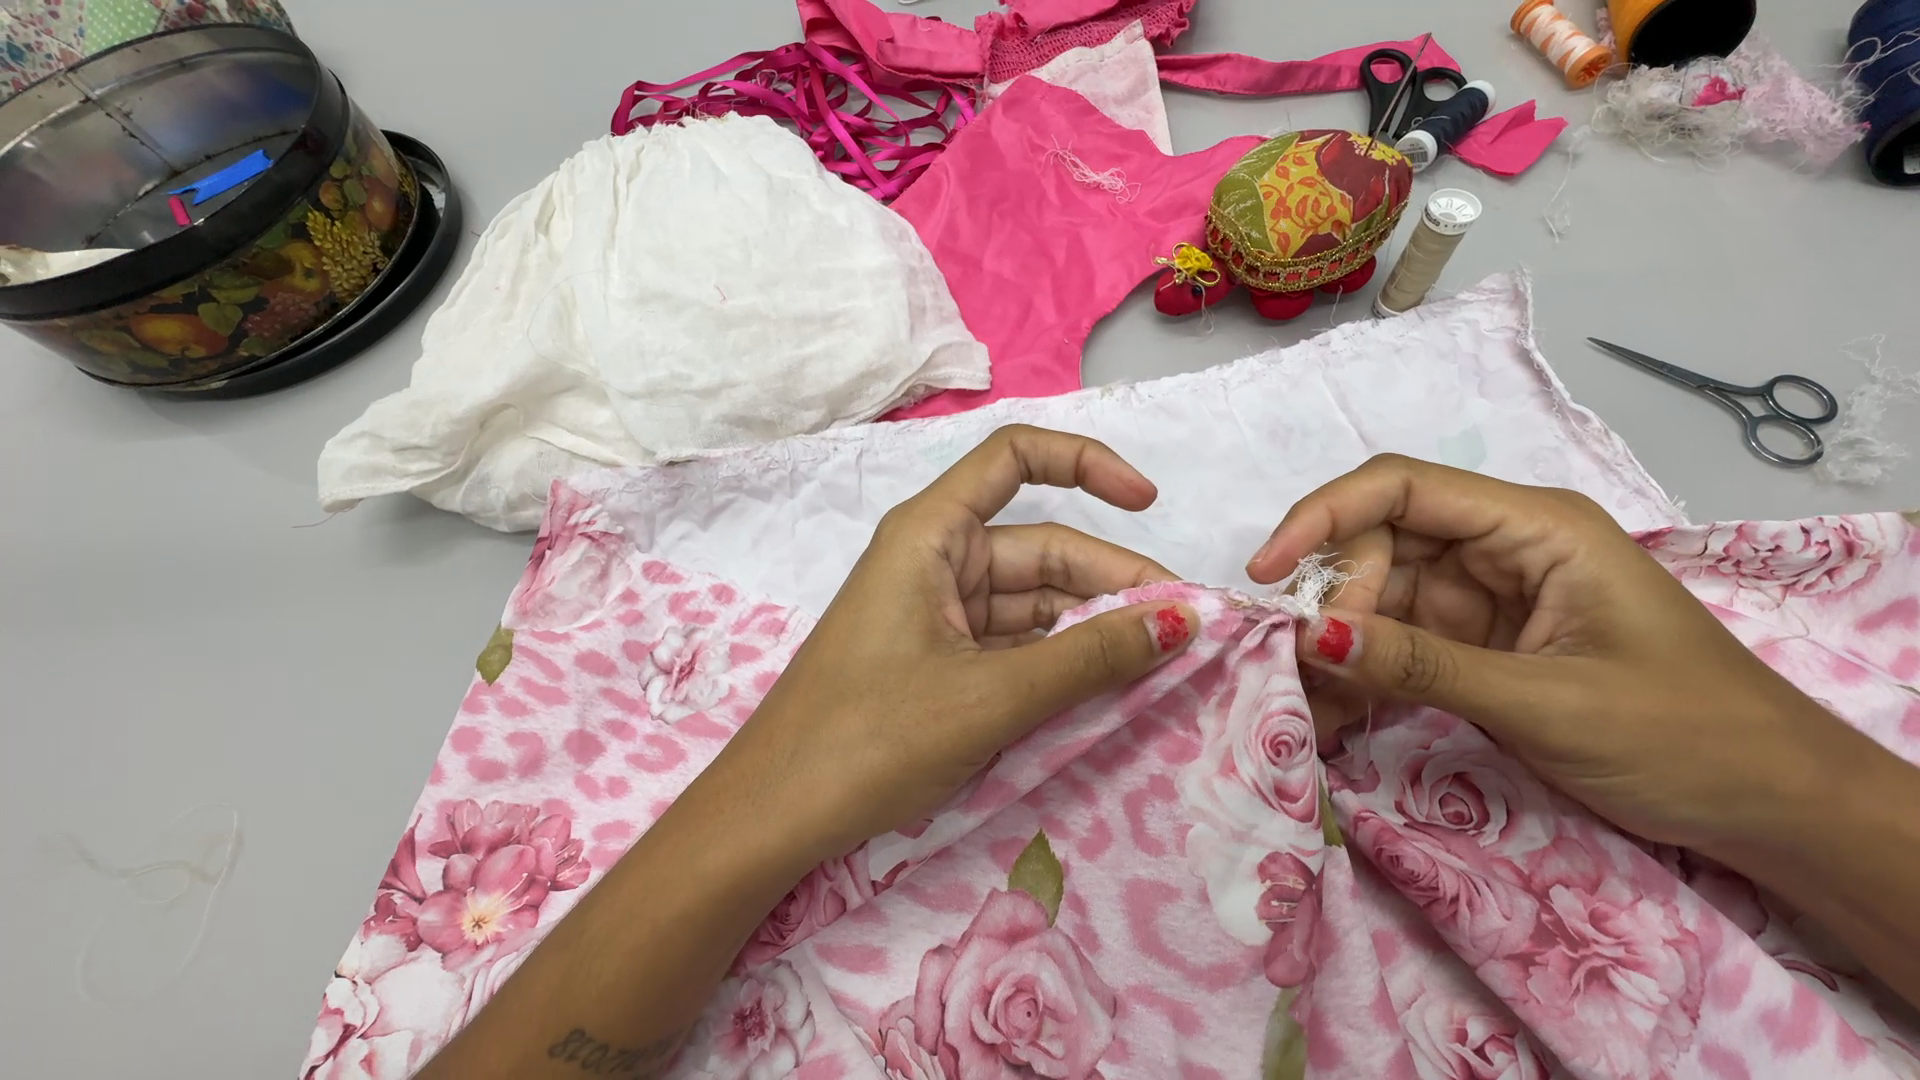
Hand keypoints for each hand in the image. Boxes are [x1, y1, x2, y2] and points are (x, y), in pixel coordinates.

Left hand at [714, 425, 1198, 862]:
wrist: (773, 818)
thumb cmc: (870, 737)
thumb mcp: (991, 696)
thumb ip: (1090, 657)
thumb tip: (1181, 619)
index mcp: (930, 533)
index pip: (1015, 458)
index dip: (1087, 464)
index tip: (1150, 503)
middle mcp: (935, 560)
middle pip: (1042, 548)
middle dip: (1112, 583)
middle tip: (1185, 629)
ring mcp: (936, 614)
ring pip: (1033, 603)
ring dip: (1092, 629)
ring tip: (1159, 664)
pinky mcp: (938, 661)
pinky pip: (1013, 645)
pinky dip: (1059, 662)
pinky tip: (1106, 687)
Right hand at [1246, 455, 1870, 854]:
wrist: (1776, 812)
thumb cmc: (1688, 737)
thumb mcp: (1547, 701)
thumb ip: (1420, 664)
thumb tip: (1307, 635)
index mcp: (1533, 528)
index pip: (1402, 488)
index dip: (1321, 516)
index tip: (1265, 573)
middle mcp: (1498, 549)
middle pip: (1377, 544)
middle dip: (1333, 599)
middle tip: (1307, 664)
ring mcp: (1482, 598)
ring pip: (1375, 597)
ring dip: (1336, 643)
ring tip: (1309, 699)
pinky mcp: (1472, 644)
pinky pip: (1393, 643)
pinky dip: (1359, 673)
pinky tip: (1335, 711)